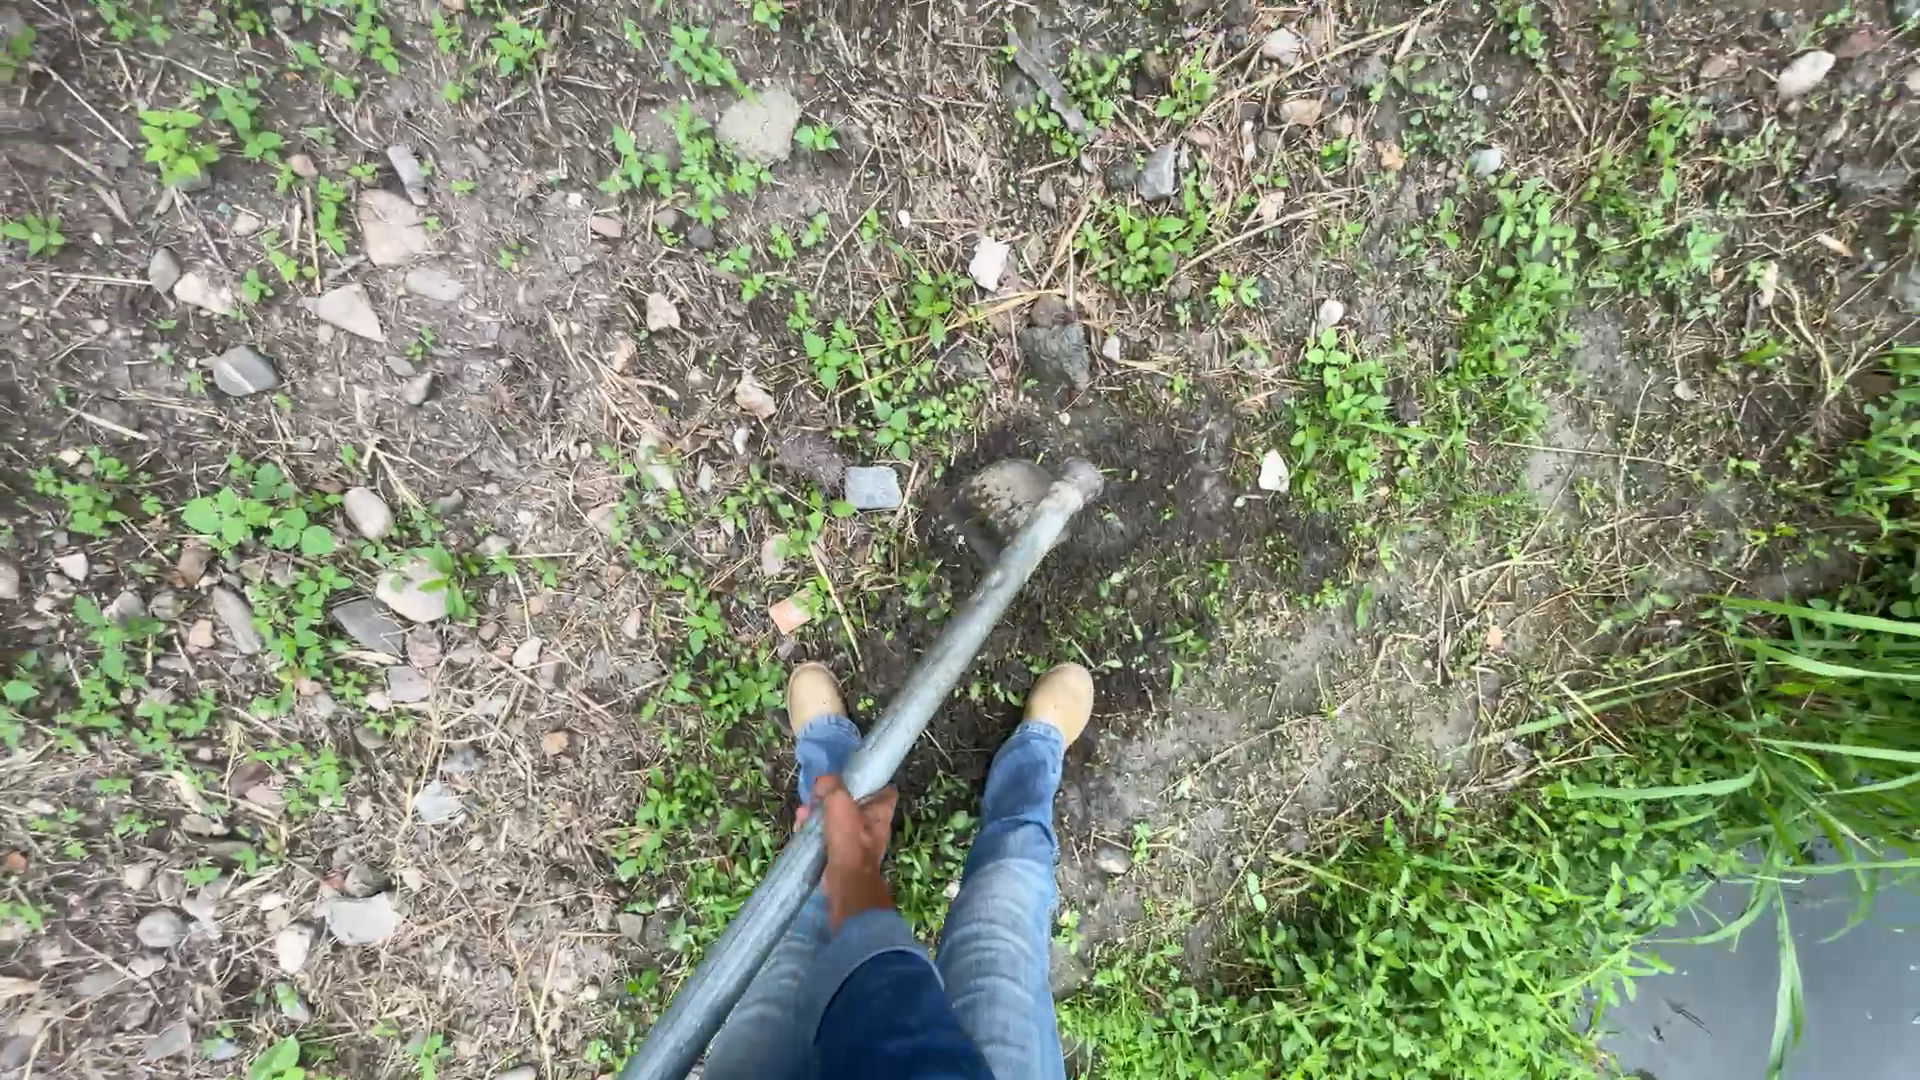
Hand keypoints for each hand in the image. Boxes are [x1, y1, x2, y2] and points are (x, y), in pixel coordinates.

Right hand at [799, 774, 897, 930]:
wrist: (845, 880)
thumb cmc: (849, 838)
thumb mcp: (839, 801)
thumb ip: (831, 785)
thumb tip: (822, 781)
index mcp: (881, 809)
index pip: (884, 789)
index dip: (871, 781)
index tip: (853, 777)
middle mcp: (873, 825)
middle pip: (853, 804)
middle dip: (831, 799)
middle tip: (815, 797)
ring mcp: (858, 841)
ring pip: (837, 820)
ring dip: (818, 815)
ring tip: (802, 814)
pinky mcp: (842, 855)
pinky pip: (828, 836)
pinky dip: (815, 832)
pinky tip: (801, 828)